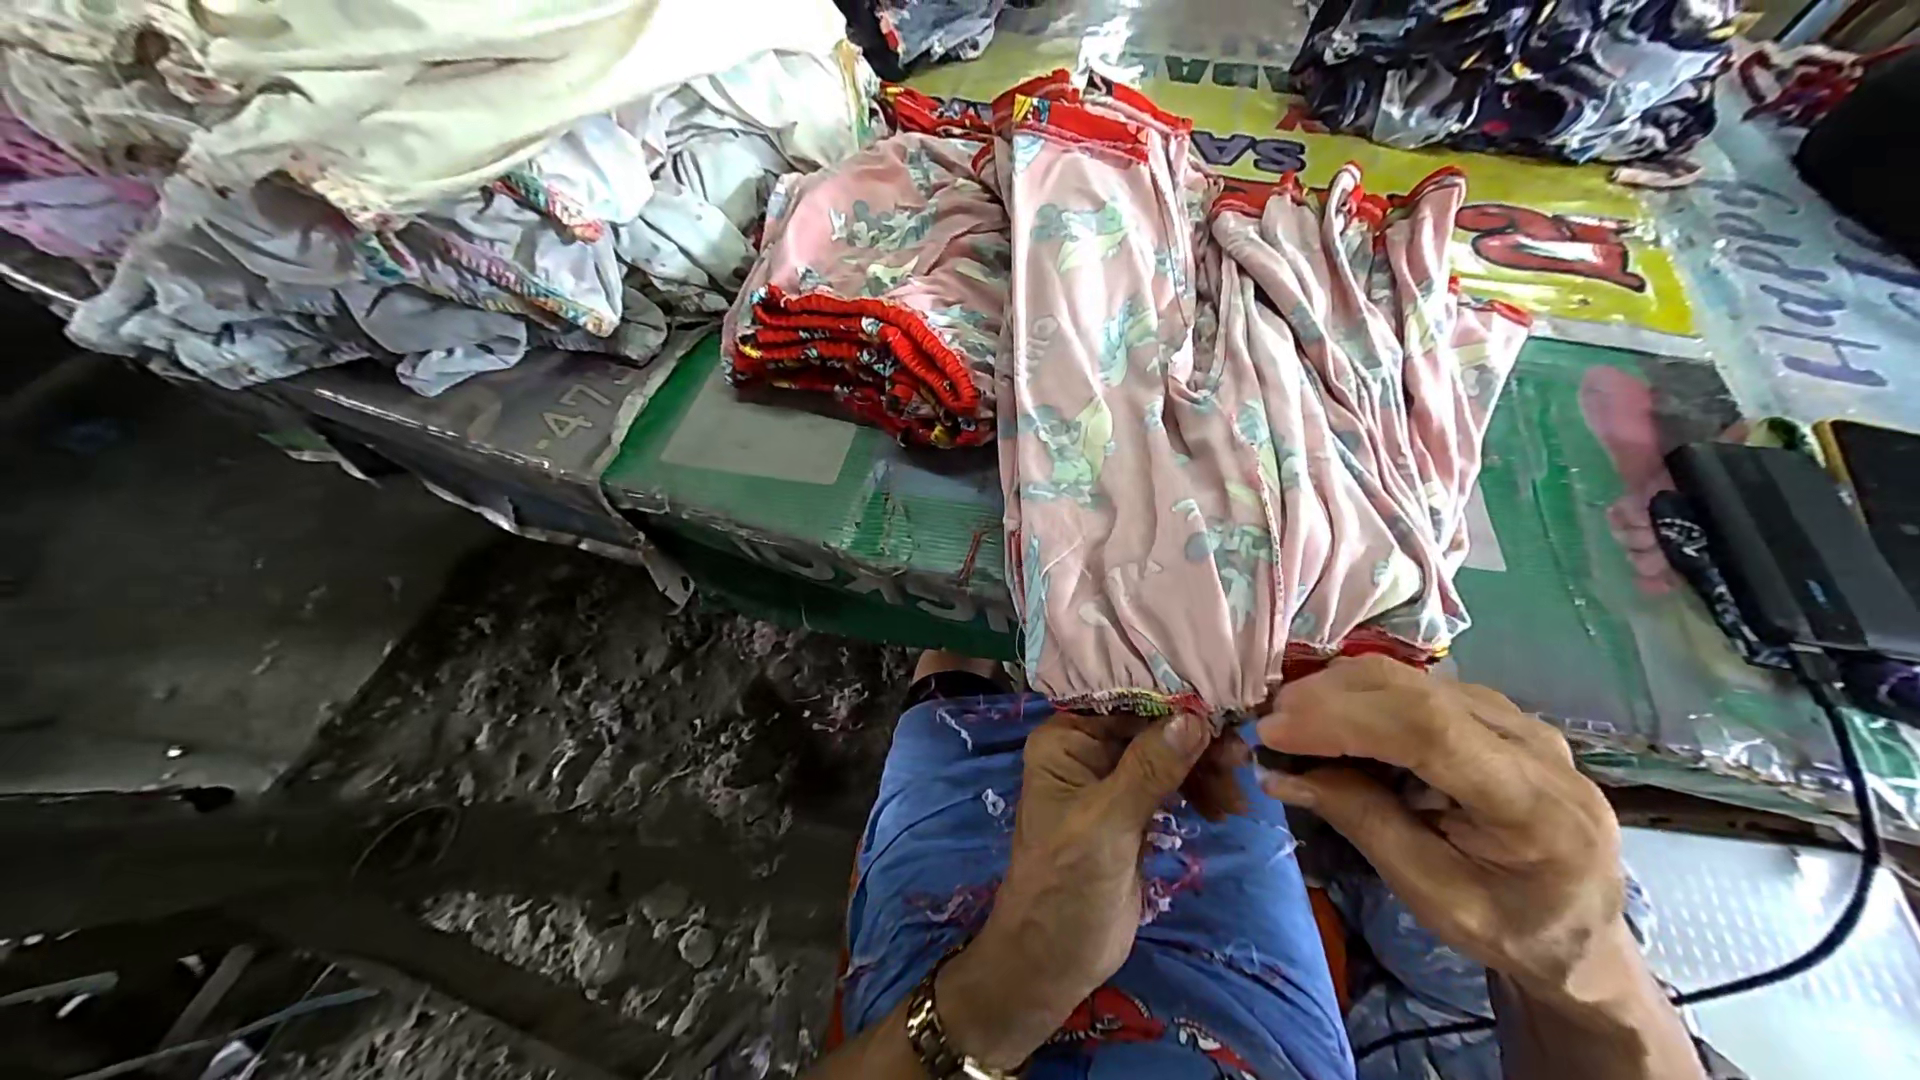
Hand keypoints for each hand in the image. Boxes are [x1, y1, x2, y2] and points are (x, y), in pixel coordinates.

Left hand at [935, 711, 1227, 1067]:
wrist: (1056, 957)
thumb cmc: (1066, 884)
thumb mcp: (1107, 823)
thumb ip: (1149, 770)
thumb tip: (1194, 718)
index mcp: (1065, 739)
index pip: (1122, 702)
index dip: (1171, 701)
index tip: (1222, 704)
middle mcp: (1086, 750)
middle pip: (1150, 726)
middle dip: (1194, 739)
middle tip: (1239, 757)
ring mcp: (1110, 779)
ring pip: (1166, 754)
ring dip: (1203, 768)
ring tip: (1235, 796)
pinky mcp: (1133, 809)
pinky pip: (1172, 784)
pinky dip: (1198, 790)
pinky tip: (1222, 810)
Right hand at [1254, 655, 1629, 1001]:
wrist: (1579, 929)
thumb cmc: (1510, 927)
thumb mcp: (1434, 895)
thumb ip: (1362, 823)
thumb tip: (1280, 774)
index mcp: (1538, 806)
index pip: (1430, 732)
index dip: (1342, 720)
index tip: (1273, 732)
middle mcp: (1532, 744)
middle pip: (1412, 691)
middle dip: (1326, 698)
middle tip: (1268, 724)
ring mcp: (1512, 718)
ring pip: (1404, 676)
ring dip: (1333, 691)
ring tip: (1288, 722)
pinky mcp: (1486, 709)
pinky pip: (1407, 683)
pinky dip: (1352, 694)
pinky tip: (1324, 718)